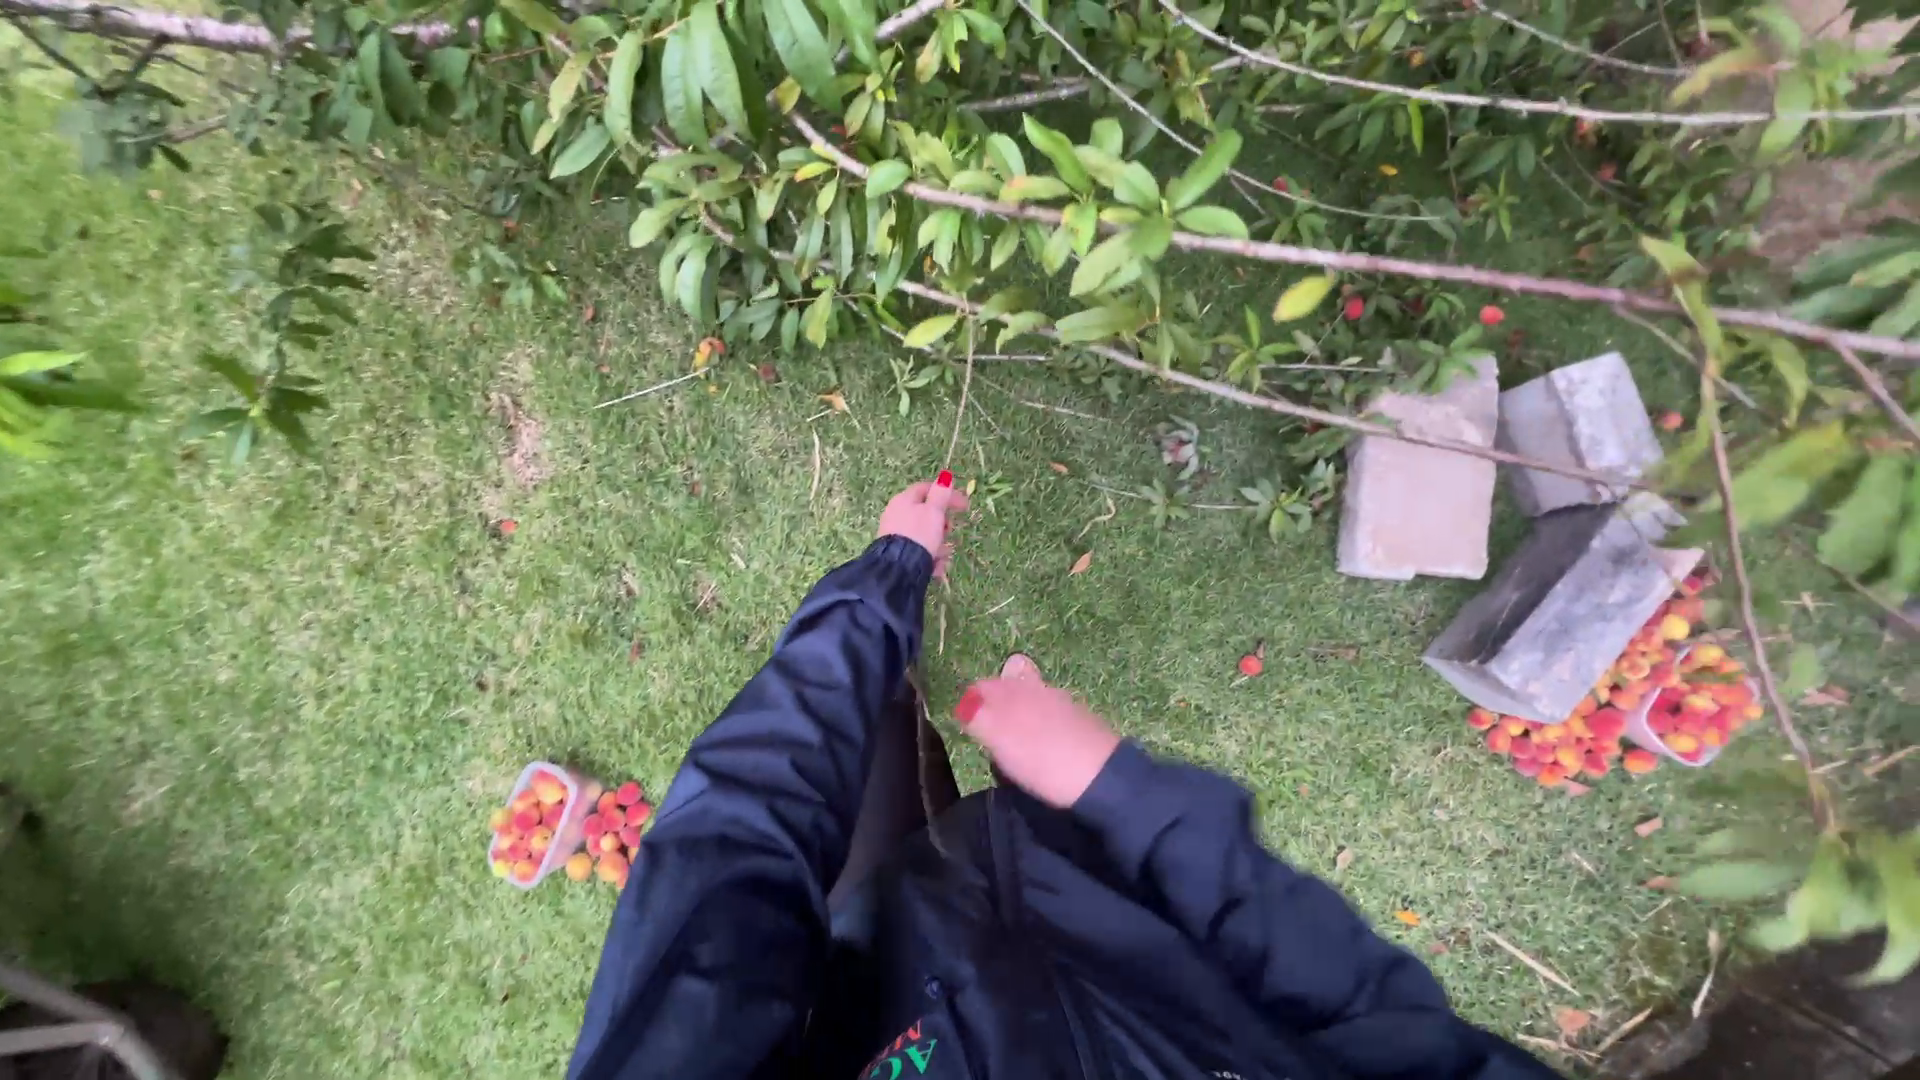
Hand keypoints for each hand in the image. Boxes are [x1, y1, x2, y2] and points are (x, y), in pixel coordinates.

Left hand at [878, 478, 967, 577]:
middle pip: (927, 514)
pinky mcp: (898, 552)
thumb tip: (945, 476)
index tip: (964, 506)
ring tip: (943, 555)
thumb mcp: (934, 512)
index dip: (947, 494)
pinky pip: (919, 550)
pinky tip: (936, 566)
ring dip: (939, 545)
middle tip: (949, 532)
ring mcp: (896, 534)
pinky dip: (930, 557)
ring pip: (925, 535)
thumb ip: (941, 494)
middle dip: (943, 525)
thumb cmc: (919, 534)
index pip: (927, 489)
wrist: (899, 568)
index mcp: (904, 499)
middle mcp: (897, 514)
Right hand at [955, 658, 1119, 807]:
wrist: (1102, 776)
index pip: (984, 685)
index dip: (972, 702)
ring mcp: (1062, 703)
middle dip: (995, 704)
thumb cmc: (1044, 760)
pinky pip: (1050, 714)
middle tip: (987, 732)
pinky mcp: (1080, 720)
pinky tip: (1041, 743)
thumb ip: (980, 717)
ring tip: (1012, 741)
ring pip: (1030, 699)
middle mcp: (1038, 689)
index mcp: (1016, 691)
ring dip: (1018, 714)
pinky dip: (1039, 724)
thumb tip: (964, 702)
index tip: (967, 724)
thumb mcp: (1002, 741)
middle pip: (1008, 689)